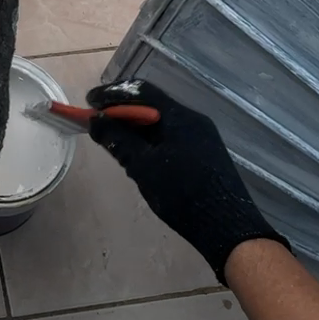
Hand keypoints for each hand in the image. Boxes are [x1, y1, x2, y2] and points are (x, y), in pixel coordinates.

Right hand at [87, 80, 286, 282]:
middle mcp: (193, 119)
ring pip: (161, 122)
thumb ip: (118, 140)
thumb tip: (95, 119)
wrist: (228, 228)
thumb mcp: (143, 167)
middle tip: (100, 123)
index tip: (90, 102)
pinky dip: (150, 139)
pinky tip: (140, 157)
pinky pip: (171, 136)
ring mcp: (202, 136)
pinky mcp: (205, 153)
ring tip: (115, 141)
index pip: (141, 91)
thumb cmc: (182, 194)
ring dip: (135, 127)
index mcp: (179, 116)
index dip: (112, 94)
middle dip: (122, 111)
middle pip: (151, 104)